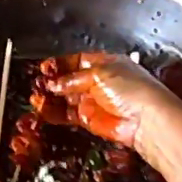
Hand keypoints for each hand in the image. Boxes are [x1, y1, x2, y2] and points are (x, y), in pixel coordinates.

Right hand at [43, 53, 181, 154]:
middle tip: (37, 83)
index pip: (77, 61)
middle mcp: (98, 81)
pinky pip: (65, 113)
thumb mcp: (99, 74)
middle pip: (67, 79)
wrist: (146, 121)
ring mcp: (92, 100)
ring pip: (64, 97)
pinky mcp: (88, 118)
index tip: (44, 67)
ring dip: (49, 97)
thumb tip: (53, 83)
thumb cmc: (131, 89)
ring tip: (35, 97)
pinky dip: (52, 112)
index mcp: (105, 64)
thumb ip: (72, 78)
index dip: (60, 63)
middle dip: (51, 80)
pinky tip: (41, 109)